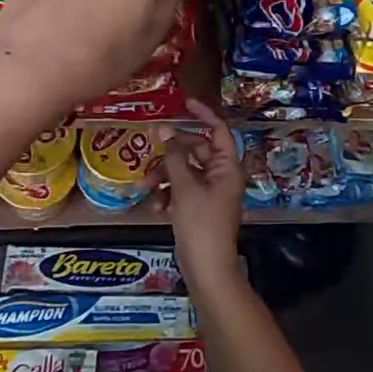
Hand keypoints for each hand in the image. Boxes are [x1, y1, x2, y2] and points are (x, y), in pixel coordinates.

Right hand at [161, 98, 244, 288]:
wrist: (207, 268)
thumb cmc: (201, 224)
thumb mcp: (185, 187)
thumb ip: (175, 157)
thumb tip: (165, 130)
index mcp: (227, 167)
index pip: (218, 130)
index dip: (203, 115)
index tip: (184, 103)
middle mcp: (221, 176)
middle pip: (196, 150)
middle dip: (172, 151)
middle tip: (152, 144)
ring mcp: (209, 193)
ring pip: (184, 171)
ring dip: (164, 176)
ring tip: (145, 185)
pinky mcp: (197, 209)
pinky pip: (181, 192)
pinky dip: (167, 195)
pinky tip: (155, 207)